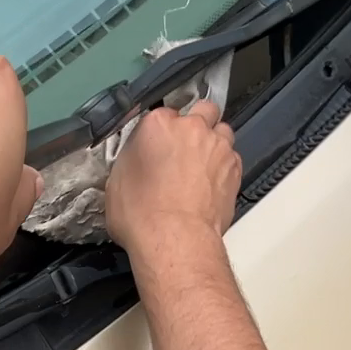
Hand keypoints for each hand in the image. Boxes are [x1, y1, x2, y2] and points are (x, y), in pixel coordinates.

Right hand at [105, 102, 242, 264]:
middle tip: (183, 149)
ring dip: (213, 143)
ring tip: (199, 168)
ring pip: (221, 131)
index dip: (159, 133)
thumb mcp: (116, 186)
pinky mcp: (234, 166)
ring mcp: (217, 145)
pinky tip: (209, 185)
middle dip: (195, 125)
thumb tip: (137, 161)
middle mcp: (191, 127)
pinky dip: (222, 167)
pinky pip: (232, 157)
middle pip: (201, 110)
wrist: (173, 240)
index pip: (160, 115)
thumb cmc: (141, 217)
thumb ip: (131, 161)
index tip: (155, 148)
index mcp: (156, 126)